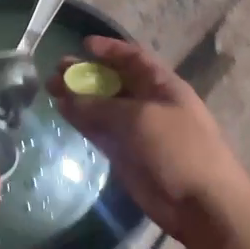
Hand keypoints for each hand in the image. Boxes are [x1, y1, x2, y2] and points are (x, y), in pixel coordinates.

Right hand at [48, 36, 249, 242]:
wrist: (200, 203)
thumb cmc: (178, 149)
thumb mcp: (139, 118)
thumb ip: (100, 106)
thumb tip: (67, 98)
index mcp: (163, 87)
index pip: (134, 59)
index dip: (110, 49)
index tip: (83, 45)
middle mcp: (148, 103)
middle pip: (113, 81)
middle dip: (86, 73)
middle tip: (56, 70)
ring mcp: (135, 130)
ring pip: (101, 106)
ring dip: (77, 96)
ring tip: (50, 88)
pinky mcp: (124, 152)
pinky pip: (98, 129)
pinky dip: (80, 119)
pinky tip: (61, 111)